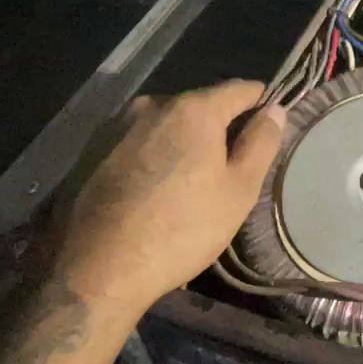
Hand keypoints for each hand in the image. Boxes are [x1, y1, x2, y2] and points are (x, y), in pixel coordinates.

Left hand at [53, 79, 284, 313]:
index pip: (241, 89)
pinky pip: (134, 143)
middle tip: (226, 168)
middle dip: (217, 128)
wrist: (92, 274)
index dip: (261, 105)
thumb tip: (275, 110)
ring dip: (180, 143)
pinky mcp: (87, 153)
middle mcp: (152, 105)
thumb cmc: (179, 230)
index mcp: (194, 109)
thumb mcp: (238, 190)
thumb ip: (261, 143)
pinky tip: (149, 193)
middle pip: (200, 106)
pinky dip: (149, 157)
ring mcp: (114, 127)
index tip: (266, 130)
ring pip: (164, 124)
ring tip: (184, 184)